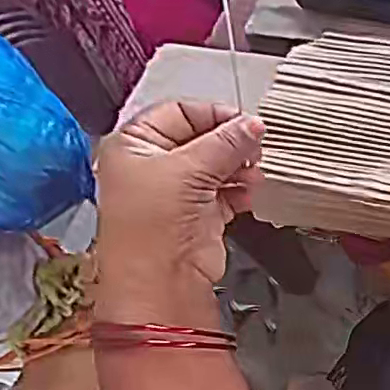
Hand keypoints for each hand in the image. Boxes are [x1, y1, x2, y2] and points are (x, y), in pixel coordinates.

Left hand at [93, 101, 262, 320]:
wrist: (164, 277)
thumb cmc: (152, 226)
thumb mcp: (188, 170)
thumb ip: (226, 144)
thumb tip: (252, 125)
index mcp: (135, 143)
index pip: (179, 112)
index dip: (213, 115)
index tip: (244, 123)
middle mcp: (155, 164)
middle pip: (203, 139)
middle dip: (232, 145)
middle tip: (253, 149)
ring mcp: (179, 190)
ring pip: (219, 165)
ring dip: (240, 168)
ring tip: (253, 174)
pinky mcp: (201, 212)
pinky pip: (228, 191)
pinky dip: (242, 190)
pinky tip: (248, 193)